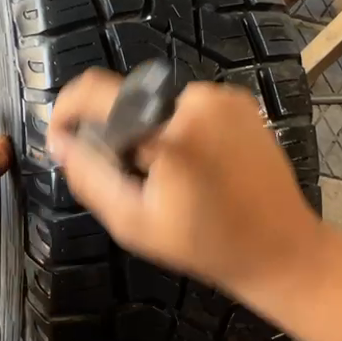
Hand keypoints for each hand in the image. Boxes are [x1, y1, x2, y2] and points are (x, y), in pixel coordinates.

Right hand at [50, 69, 325, 302]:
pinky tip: (197, 167)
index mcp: (169, 132)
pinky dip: (179, 130)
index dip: (67, 108)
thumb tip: (59, 140)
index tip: (62, 134)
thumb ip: (88, 176)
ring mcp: (224, 98)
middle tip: (135, 179)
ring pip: (157, 105)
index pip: (96, 91)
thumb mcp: (132, 222)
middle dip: (120, 136)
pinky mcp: (241, 102)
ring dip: (151, 134)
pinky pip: (188, 107)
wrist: (282, 249)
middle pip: (128, 103)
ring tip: (173, 180)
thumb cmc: (204, 244)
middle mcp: (197, 101)